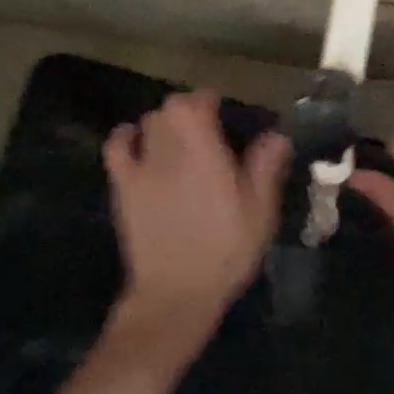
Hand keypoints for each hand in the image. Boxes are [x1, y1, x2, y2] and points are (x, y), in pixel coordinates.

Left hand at [103, 91, 289, 319]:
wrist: (175, 293)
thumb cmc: (225, 251)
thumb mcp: (259, 212)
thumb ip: (266, 167)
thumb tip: (276, 133)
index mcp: (206, 151)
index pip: (198, 102)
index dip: (210, 100)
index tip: (224, 112)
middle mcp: (171, 149)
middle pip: (172, 108)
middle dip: (189, 109)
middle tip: (205, 127)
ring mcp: (142, 166)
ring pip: (149, 122)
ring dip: (164, 123)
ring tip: (178, 139)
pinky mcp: (123, 186)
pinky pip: (116, 146)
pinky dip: (126, 136)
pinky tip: (138, 143)